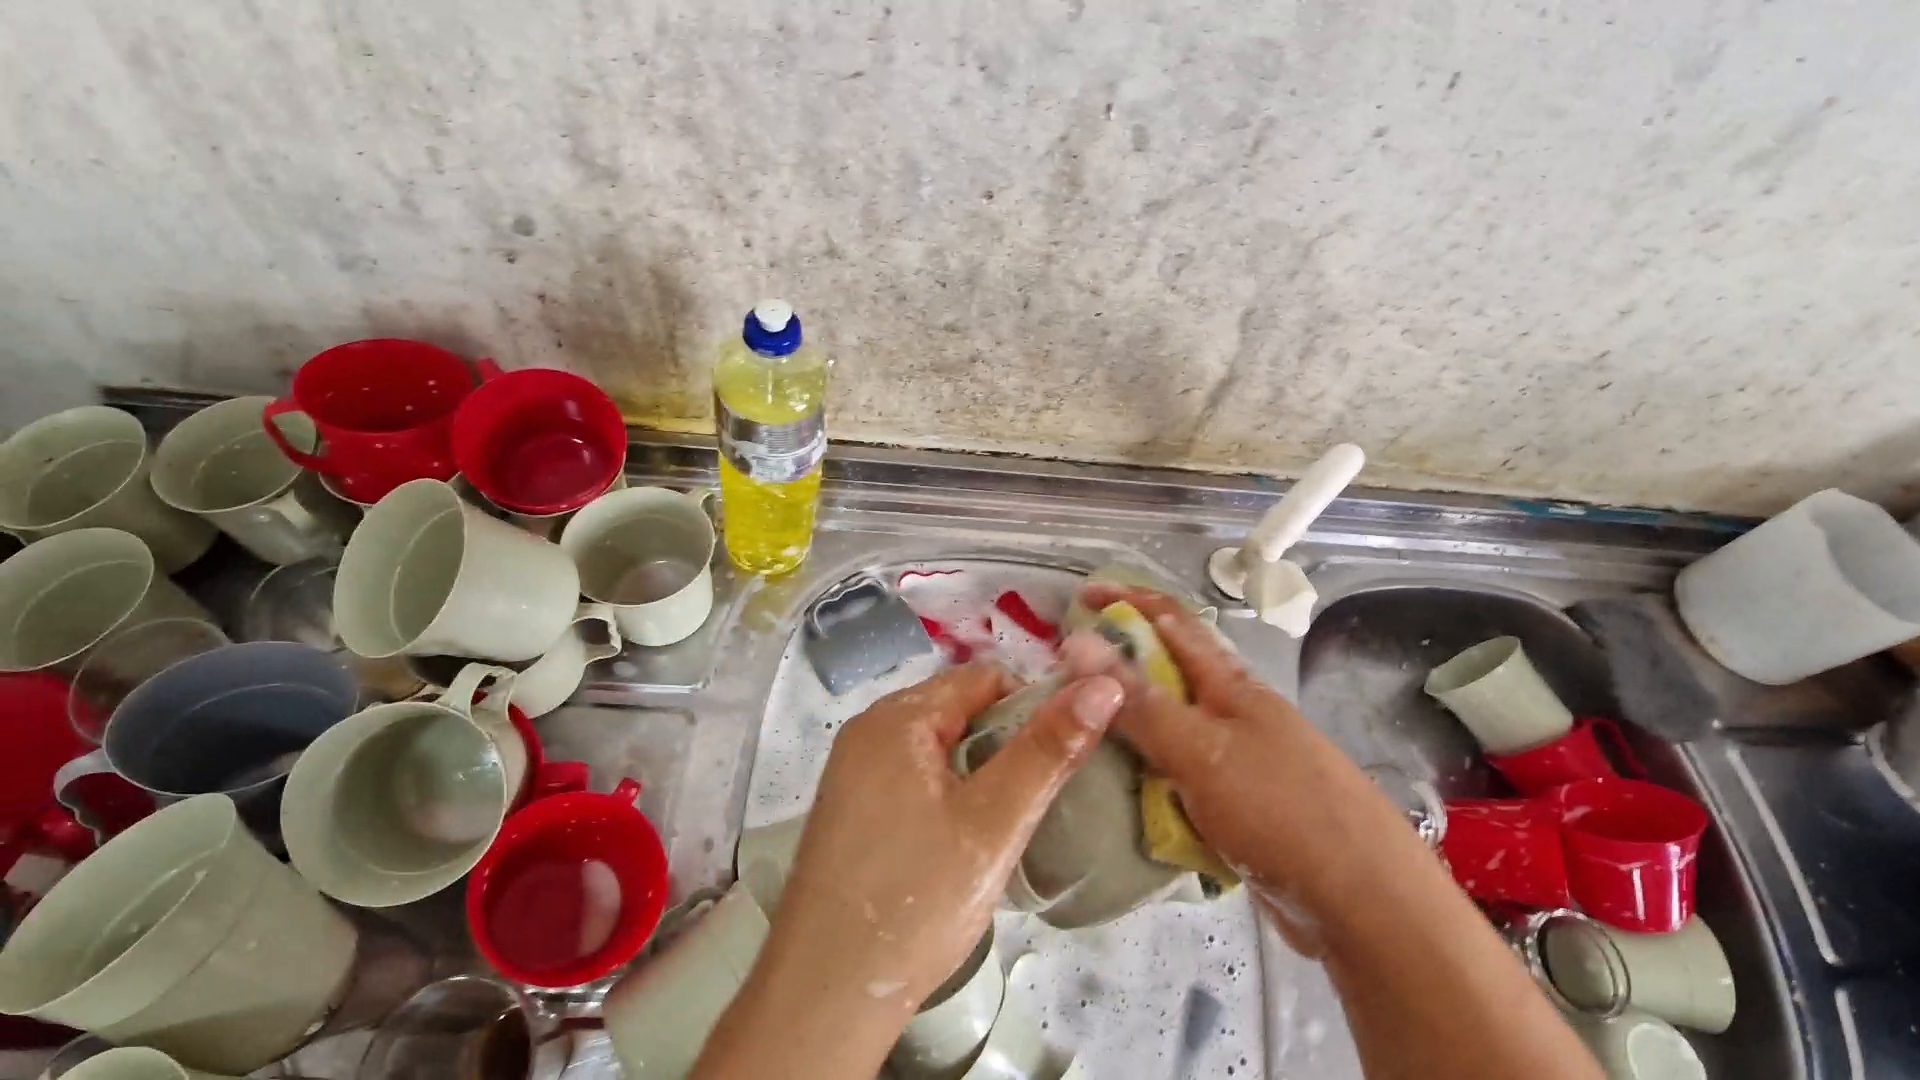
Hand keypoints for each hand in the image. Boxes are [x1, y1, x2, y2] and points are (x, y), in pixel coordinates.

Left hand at [699, 662, 1124, 1078]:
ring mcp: (853, 772)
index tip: (1059, 758)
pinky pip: (911, 778)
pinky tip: (961, 842)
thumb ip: (1047, 750)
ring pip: (937, 748)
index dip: (1032, 707)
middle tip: (1036, 799)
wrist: (826, 991)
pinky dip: (946, 795)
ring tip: (1004, 824)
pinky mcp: (850, 809)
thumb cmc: (916, 899)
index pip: (984, 678)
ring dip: (977, 773)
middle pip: (958, 710)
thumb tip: (1104, 683)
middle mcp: (867, 731)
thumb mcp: (994, 821)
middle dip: (1004, 744)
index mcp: (897, 717)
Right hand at [1070, 584, 1426, 954]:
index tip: (1082, 596)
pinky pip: (1174, 780)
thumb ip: (1140, 702)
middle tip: (1062, 681)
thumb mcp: (1201, 749)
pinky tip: (1115, 796)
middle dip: (1116, 668)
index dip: (1128, 600)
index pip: (1173, 621)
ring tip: (1076, 738)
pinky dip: (1144, 779)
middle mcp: (1233, 714)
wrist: (1361, 903)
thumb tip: (1078, 643)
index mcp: (1231, 684)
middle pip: (1166, 675)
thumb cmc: (1281, 810)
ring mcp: (1235, 762)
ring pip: (1167, 731)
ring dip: (1126, 728)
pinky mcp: (1234, 808)